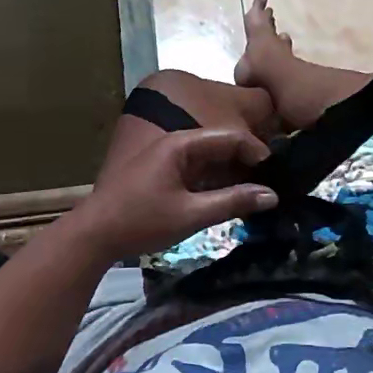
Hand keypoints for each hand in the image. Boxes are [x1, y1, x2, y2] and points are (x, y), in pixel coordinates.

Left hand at [72, 128, 277, 256]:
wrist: (94, 235)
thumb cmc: (141, 221)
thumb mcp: (191, 215)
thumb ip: (232, 202)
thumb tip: (272, 195)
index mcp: (181, 144)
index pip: (231, 137)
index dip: (258, 152)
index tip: (278, 172)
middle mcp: (176, 143)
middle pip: (223, 144)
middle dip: (249, 162)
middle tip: (273, 182)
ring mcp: (169, 157)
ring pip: (212, 157)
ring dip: (234, 172)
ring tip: (258, 191)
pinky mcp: (165, 172)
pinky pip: (199, 169)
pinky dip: (218, 180)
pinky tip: (232, 196)